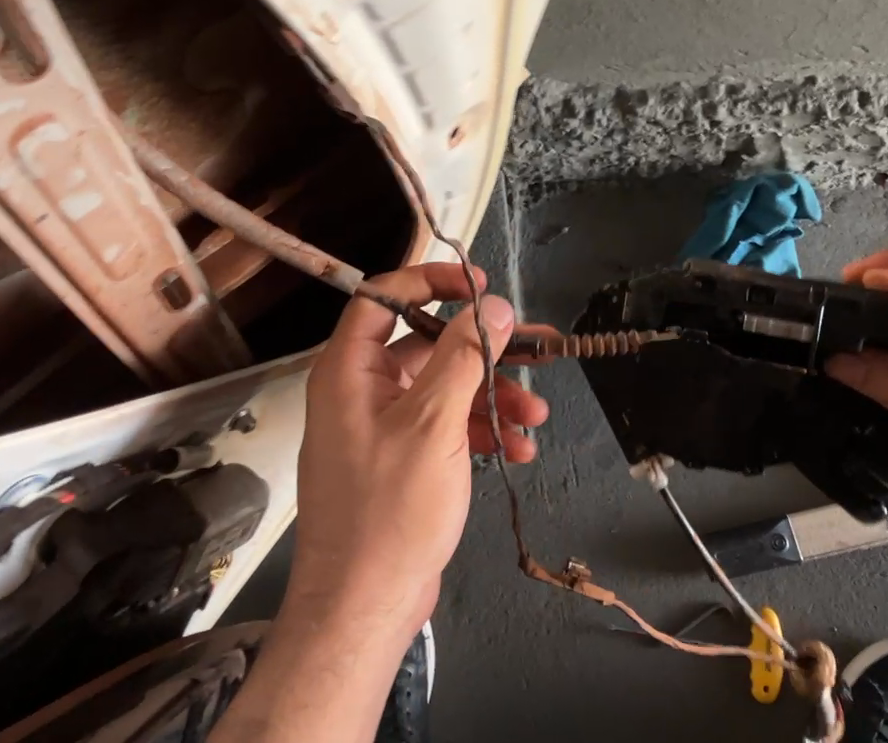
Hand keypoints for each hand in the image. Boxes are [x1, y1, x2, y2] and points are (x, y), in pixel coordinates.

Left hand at [285, 262, 550, 641]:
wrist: (363, 608)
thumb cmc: (388, 511)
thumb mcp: (432, 424)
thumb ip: (464, 356)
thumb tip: (492, 306)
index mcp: (350, 369)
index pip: (384, 296)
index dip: (431, 280)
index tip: (480, 284)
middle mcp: (363, 390)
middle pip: (429, 346)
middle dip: (485, 352)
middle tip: (538, 349)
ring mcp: (384, 428)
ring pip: (446, 388)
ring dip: (493, 397)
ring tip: (536, 418)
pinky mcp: (404, 460)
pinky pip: (447, 427)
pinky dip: (482, 432)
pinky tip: (518, 450)